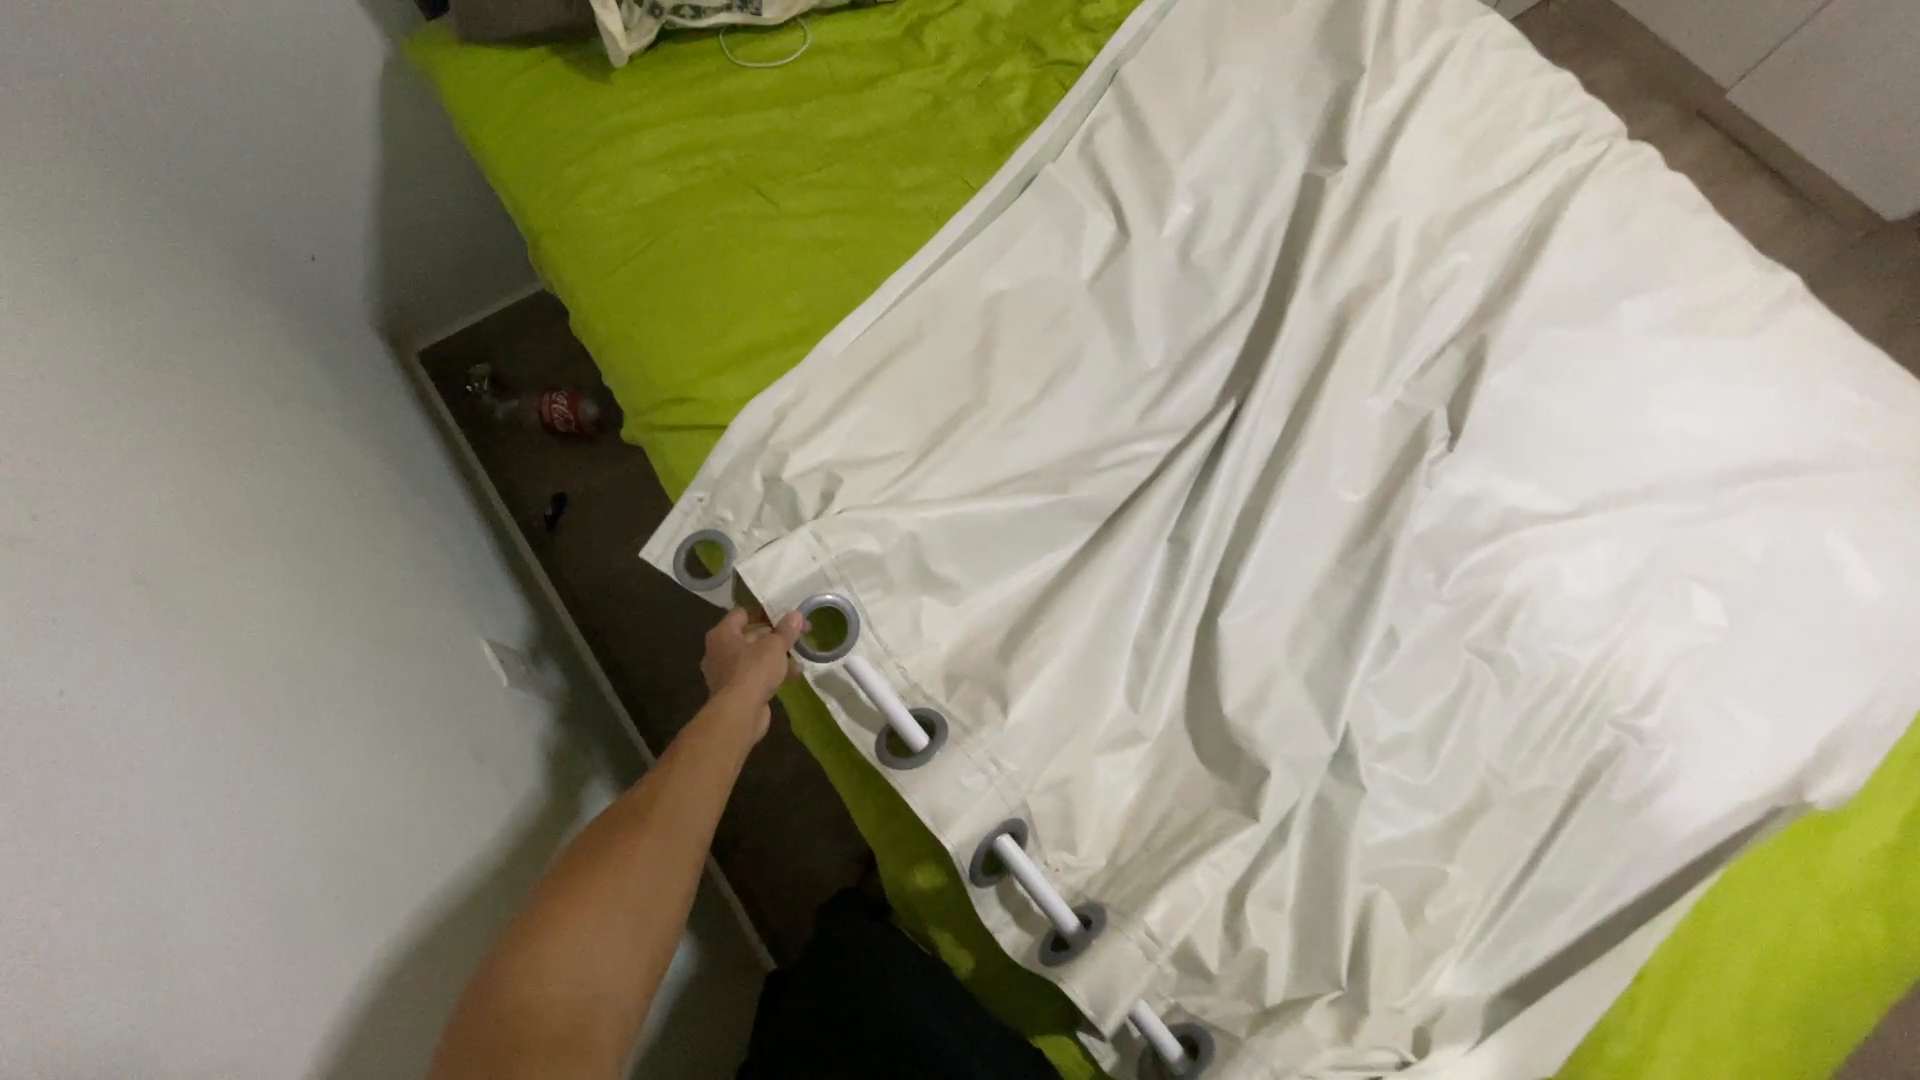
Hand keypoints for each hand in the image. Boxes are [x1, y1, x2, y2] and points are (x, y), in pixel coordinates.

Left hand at [700, 609, 805, 736]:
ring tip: (800, 653)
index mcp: (722, 634)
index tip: (784, 613)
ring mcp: (726, 673)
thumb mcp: (774, 646)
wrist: (739, 713)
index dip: (763, 611)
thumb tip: (796, 615)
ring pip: (754, 657)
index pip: (741, 614)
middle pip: (749, 636)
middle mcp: (719, 651)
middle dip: (775, 635)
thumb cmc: (753, 670)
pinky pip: (756, 675)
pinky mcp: (736, 691)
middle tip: (797, 633)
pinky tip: (795, 674)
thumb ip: (786, 630)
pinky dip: (773, 673)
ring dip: (777, 656)